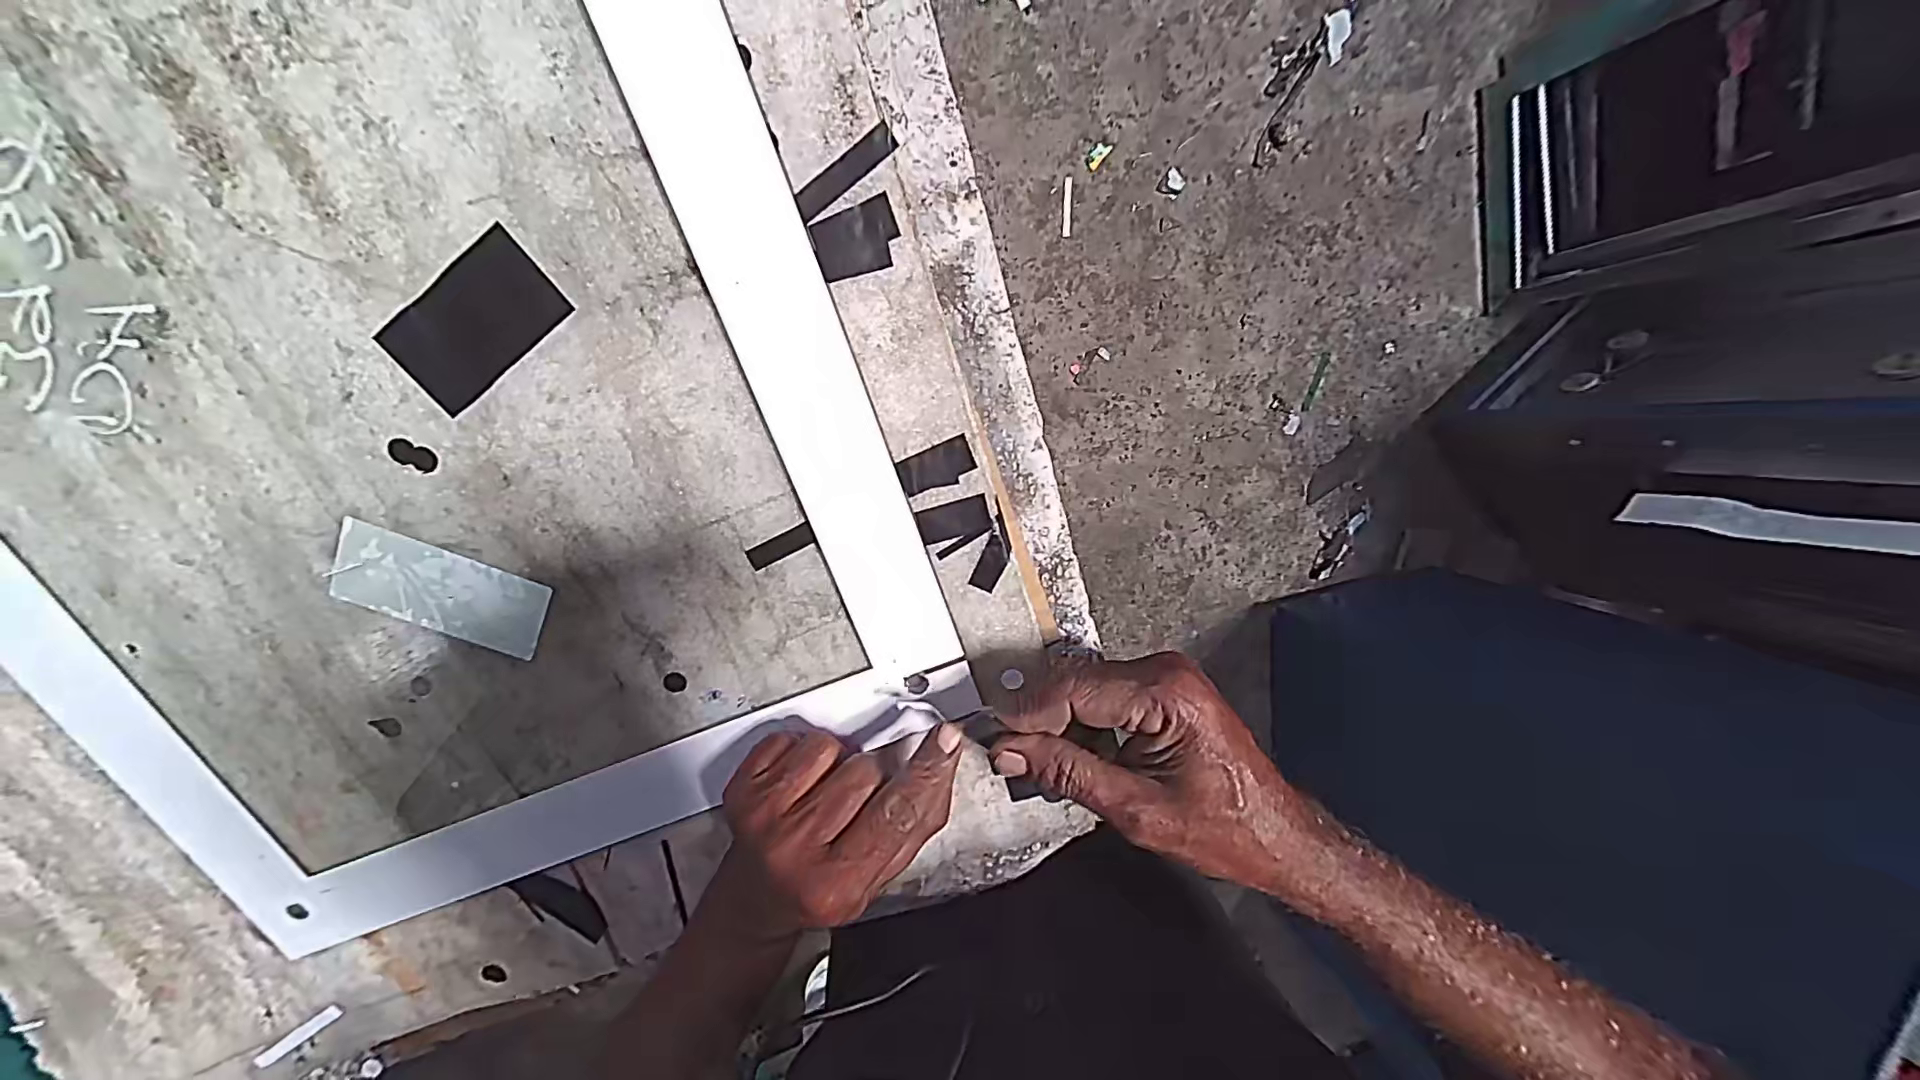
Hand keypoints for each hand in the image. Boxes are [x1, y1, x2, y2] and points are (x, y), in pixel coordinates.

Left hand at [716, 722, 964, 934]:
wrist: (758, 897)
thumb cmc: (821, 885)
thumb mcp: (879, 876)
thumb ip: (916, 822)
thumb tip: (943, 765)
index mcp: (837, 884)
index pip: (897, 812)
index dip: (927, 770)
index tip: (944, 740)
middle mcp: (795, 852)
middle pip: (866, 771)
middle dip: (875, 774)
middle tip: (861, 799)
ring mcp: (765, 819)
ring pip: (831, 748)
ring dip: (838, 761)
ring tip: (828, 791)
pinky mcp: (743, 791)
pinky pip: (793, 740)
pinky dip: (803, 752)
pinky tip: (802, 783)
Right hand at [992, 652, 1303, 887]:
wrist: (1276, 834)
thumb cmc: (1228, 827)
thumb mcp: (1137, 809)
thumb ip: (1069, 773)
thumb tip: (1018, 752)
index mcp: (1167, 694)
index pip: (1074, 690)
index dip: (1028, 717)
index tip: (999, 740)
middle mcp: (1167, 672)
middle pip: (1076, 683)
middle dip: (1039, 720)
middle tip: (1012, 755)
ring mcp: (1166, 677)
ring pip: (1085, 687)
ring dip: (1058, 723)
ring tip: (1041, 763)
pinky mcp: (1162, 689)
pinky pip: (1104, 694)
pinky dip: (1081, 722)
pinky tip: (1073, 753)